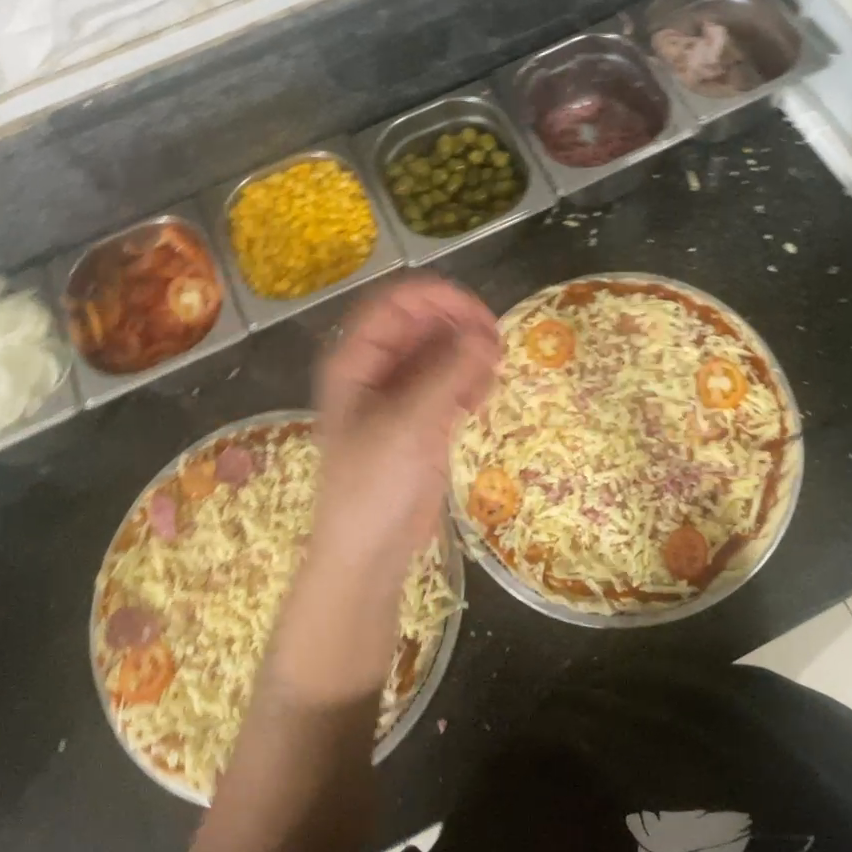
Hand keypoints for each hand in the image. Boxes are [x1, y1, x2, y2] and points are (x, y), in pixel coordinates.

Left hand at [310, 277, 499, 586]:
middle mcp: (377, 370)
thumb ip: (447, 375)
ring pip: (441, 353)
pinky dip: (469, 382)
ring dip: (469, 355)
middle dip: (459, 326)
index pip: (395, 305)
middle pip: (422, 324)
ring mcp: (401, 395)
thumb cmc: (373, 484)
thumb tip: (486, 336)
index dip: (436, 298)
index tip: (478, 312)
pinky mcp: (423, 420)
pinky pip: (450, 383)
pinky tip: (483, 398)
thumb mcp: (408, 424)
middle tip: (495, 342)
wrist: (368, 552)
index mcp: (356, 360)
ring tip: (492, 373)